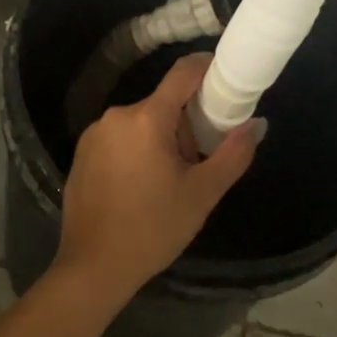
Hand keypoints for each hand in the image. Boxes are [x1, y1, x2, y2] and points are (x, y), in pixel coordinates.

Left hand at [55, 53, 261, 297]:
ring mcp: (95, 133)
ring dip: (160, 139)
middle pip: (163, 103)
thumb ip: (233, 155)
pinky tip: (139, 188)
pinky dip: (136, 150)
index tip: (225, 78)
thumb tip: (255, 125)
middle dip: (185, 123)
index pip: (182, 73)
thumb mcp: (202, 194)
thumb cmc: (152, 229)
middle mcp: (117, 115)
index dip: (206, 68)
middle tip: (198, 159)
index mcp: (147, 118)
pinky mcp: (82, 153)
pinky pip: (119, 138)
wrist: (92, 268)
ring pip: (141, 122)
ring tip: (168, 181)